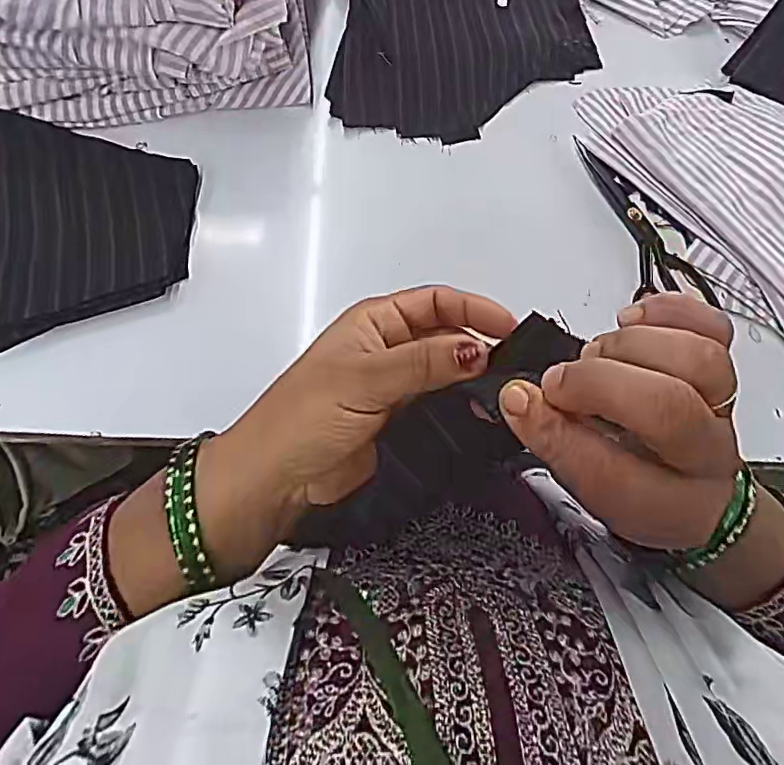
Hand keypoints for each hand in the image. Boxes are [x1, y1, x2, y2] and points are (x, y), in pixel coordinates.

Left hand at [195, 286, 517, 573]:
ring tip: (496, 384)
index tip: (505, 326)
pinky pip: (441, 403)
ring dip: (471, 375)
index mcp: (374, 322)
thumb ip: (423, 363)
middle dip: (478, 341)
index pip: (436, 301)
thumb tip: (473, 347)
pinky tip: (475, 411)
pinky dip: (461, 405)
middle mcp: (386, 348)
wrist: (275, 482)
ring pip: (447, 370)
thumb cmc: (293, 421)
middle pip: (446, 332)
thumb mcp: (364, 379)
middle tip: (508, 357)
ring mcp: (394, 384)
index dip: (473, 308)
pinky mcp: (399, 418)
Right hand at [498, 292, 741, 549]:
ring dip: (631, 345)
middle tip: (561, 382)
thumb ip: (555, 440)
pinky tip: (634, 318)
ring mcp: (720, 400)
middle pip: (669, 404)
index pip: (618, 472)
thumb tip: (518, 397)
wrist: (703, 489)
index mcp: (668, 496)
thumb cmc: (650, 489)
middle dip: (598, 381)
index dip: (560, 431)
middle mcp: (704, 447)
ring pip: (699, 359)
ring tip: (597, 355)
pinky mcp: (719, 360)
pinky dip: (671, 310)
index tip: (523, 401)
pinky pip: (715, 327)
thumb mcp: (595, 489)